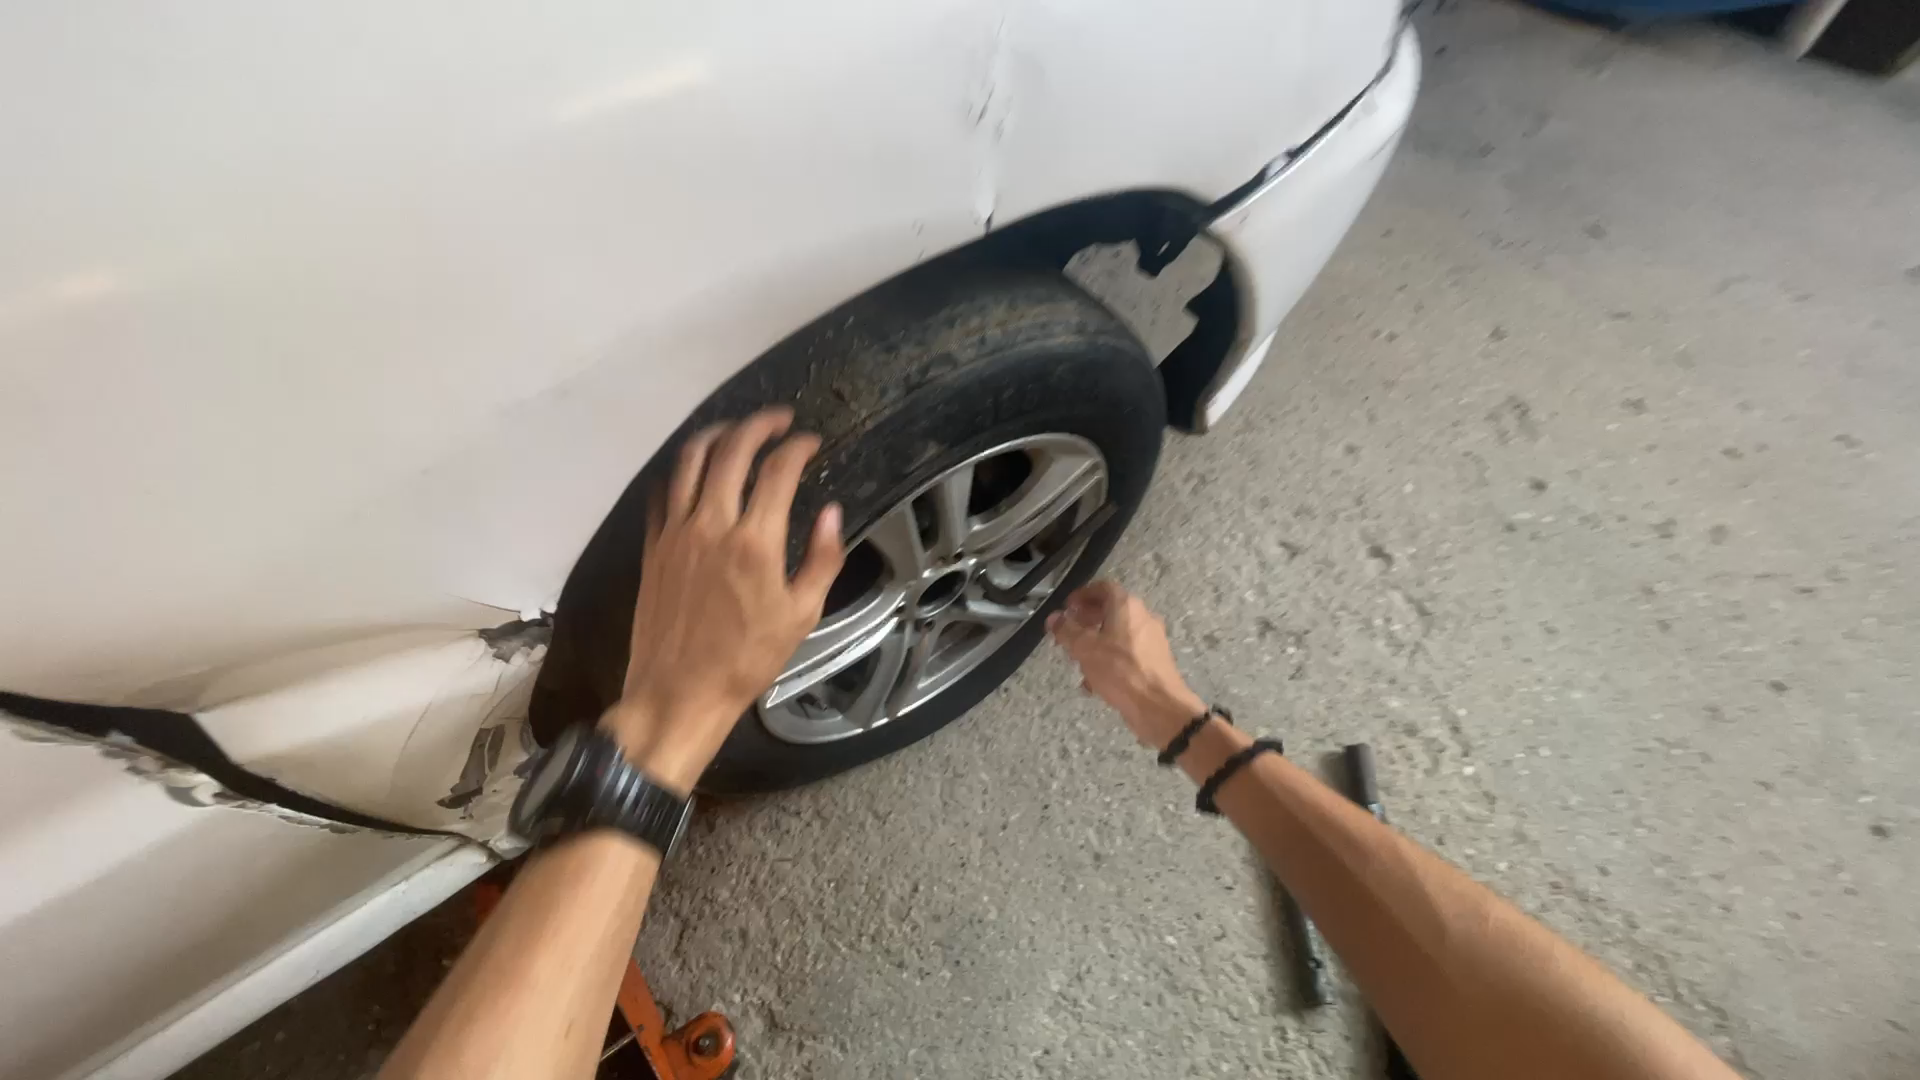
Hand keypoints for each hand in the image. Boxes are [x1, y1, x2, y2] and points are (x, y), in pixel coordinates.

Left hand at [604, 407, 844, 791]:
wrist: (679, 692)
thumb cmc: (748, 659)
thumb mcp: (802, 614)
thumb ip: (821, 558)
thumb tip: (830, 513)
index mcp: (755, 542)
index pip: (778, 470)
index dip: (798, 447)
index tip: (811, 442)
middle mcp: (712, 524)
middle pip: (731, 450)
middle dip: (758, 425)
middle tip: (778, 420)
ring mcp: (676, 532)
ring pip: (690, 461)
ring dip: (716, 434)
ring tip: (736, 429)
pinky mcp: (653, 545)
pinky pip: (664, 491)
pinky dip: (682, 470)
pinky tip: (695, 471)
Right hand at [1046, 581, 1206, 749]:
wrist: (1159, 706)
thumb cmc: (1120, 670)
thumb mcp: (1085, 648)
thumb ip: (1066, 630)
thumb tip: (1054, 618)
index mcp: (1127, 606)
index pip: (1103, 588)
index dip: (1082, 594)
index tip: (1068, 607)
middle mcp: (1143, 617)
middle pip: (1111, 610)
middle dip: (1087, 619)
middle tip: (1069, 631)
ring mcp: (1152, 639)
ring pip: (1119, 633)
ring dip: (1097, 641)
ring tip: (1079, 658)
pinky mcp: (1155, 661)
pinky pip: (1128, 653)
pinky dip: (1110, 659)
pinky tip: (1095, 681)